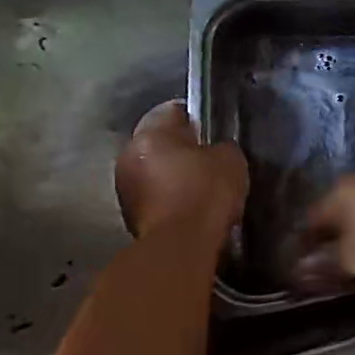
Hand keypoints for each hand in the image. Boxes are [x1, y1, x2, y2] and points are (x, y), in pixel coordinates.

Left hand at [115, 101, 247, 242]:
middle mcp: (128, 155)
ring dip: (173, 172)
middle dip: (181, 146)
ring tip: (202, 182)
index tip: (212, 127)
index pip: (171, 110)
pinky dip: (170, 194)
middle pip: (158, 141)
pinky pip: (154, 192)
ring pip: (154, 168)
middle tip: (210, 155)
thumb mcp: (230, 158)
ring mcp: (124, 186)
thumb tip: (213, 149)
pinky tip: (192, 202)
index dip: (195, 116)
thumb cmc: (205, 191)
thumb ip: (220, 146)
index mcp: (150, 135)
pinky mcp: (128, 213)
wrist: (180, 244)